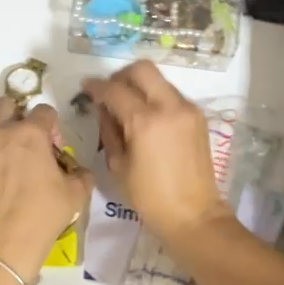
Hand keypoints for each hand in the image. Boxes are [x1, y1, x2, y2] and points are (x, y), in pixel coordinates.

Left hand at [0, 98, 94, 283]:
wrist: (7, 243)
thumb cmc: (45, 213)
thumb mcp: (76, 193)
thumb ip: (81, 174)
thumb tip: (79, 171)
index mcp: (30, 133)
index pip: (44, 111)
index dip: (53, 126)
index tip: (55, 147)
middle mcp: (1, 135)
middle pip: (5, 105)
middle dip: (18, 116)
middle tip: (29, 142)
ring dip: (4, 143)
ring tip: (15, 171)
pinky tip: (1, 187)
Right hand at [83, 61, 229, 243]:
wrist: (193, 214)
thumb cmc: (149, 197)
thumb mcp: (118, 166)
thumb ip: (109, 132)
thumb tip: (104, 111)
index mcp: (146, 121)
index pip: (115, 90)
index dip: (96, 87)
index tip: (85, 88)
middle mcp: (169, 106)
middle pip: (142, 69)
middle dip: (120, 76)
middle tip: (109, 92)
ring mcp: (188, 109)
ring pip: (159, 80)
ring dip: (140, 86)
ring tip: (127, 107)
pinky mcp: (198, 117)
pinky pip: (171, 95)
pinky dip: (155, 98)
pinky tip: (146, 119)